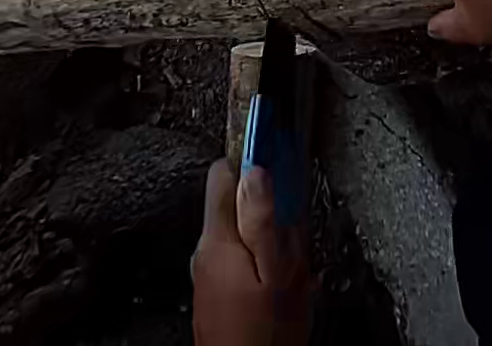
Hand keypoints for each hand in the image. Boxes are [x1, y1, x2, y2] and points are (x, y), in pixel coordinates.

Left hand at [192, 161, 306, 345]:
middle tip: (287, 228)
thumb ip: (263, 217)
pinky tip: (274, 279)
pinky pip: (236, 254)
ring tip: (285, 259)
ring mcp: (207, 273)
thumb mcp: (278, 270)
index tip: (272, 166)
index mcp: (217, 240)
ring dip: (261, 233)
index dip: (249, 162)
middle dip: (261, 205)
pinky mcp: (214, 291)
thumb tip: (255, 170)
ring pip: (236, 228)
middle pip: (230, 201)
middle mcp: (204, 253)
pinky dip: (255, 256)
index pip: (221, 172)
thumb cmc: (266, 336)